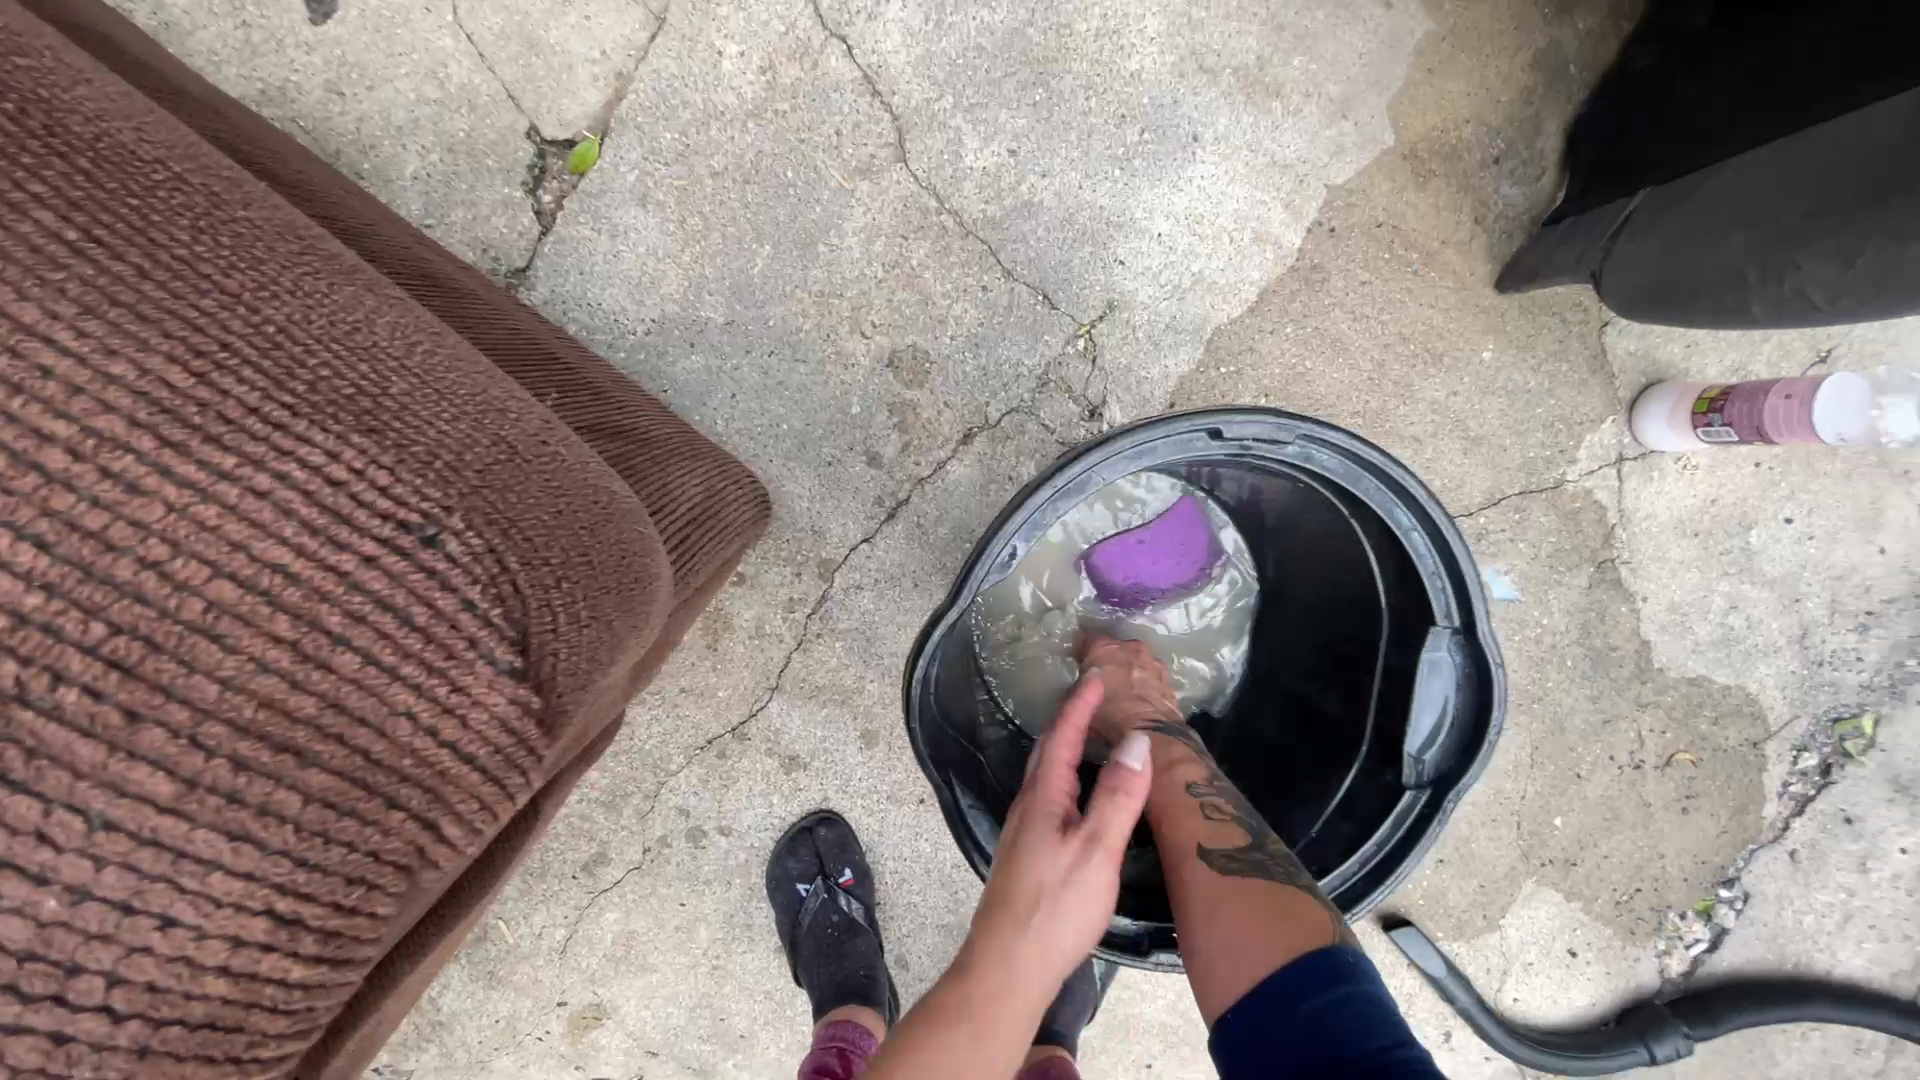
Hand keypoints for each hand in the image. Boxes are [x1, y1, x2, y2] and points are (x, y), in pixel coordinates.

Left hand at [960, 677, 1152, 996]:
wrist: (1008, 965)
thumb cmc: (1054, 907)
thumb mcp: (1096, 850)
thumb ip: (1117, 796)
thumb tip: (1136, 740)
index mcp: (1043, 797)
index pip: (1061, 736)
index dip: (1080, 705)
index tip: (1096, 675)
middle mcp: (1028, 806)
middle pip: (1048, 751)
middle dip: (1071, 720)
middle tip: (1096, 699)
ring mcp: (1024, 831)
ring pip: (1047, 776)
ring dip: (1067, 749)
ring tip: (1093, 739)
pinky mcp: (1028, 854)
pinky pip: (1050, 799)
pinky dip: (1069, 780)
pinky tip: (1081, 799)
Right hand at [1075, 634, 1183, 743]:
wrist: (1147, 731)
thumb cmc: (1105, 713)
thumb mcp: (1077, 700)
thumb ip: (1078, 685)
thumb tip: (1078, 686)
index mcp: (1103, 646)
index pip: (1086, 639)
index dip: (1082, 650)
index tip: (1078, 661)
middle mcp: (1130, 647)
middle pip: (1117, 648)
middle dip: (1111, 659)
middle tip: (1104, 677)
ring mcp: (1153, 662)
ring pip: (1138, 661)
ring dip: (1132, 670)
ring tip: (1125, 690)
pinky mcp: (1168, 680)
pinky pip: (1152, 678)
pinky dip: (1147, 685)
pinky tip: (1141, 700)